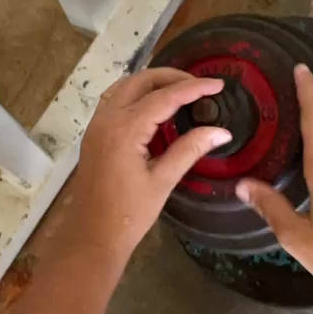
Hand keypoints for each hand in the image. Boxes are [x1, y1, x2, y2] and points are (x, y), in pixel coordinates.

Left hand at [56, 68, 232, 265]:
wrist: (91, 236)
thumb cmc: (128, 214)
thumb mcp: (163, 181)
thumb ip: (190, 150)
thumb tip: (222, 131)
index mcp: (125, 129)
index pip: (165, 97)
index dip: (194, 88)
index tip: (218, 84)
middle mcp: (107, 118)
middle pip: (141, 81)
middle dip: (172, 77)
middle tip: (200, 86)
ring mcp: (97, 124)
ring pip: (125, 86)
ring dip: (152, 83)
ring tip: (181, 92)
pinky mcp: (94, 133)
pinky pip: (115, 99)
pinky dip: (137, 94)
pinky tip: (155, 107)